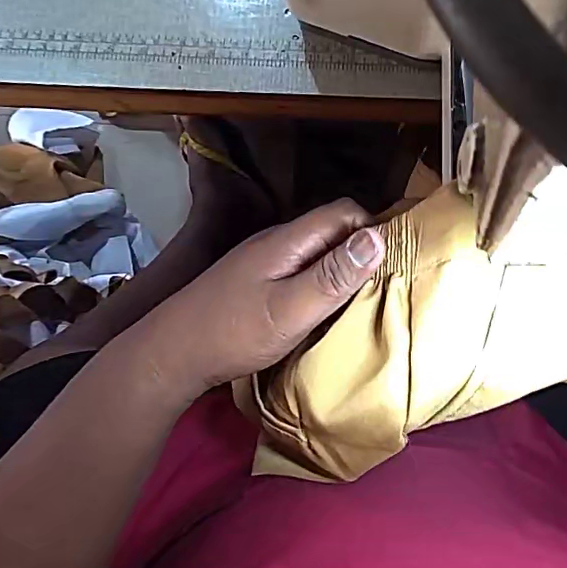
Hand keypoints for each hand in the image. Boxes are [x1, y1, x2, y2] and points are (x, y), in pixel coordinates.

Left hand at [134, 199, 385, 392]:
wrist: (169, 356)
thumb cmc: (234, 333)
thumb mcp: (291, 309)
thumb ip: (334, 275)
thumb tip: (378, 238)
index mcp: (288, 240)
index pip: (344, 211)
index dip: (374, 227)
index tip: (397, 258)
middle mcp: (278, 241)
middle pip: (332, 228)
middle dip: (363, 247)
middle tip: (388, 280)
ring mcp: (265, 259)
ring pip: (318, 249)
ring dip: (344, 265)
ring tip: (366, 294)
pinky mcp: (258, 279)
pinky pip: (303, 266)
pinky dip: (324, 279)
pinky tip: (329, 305)